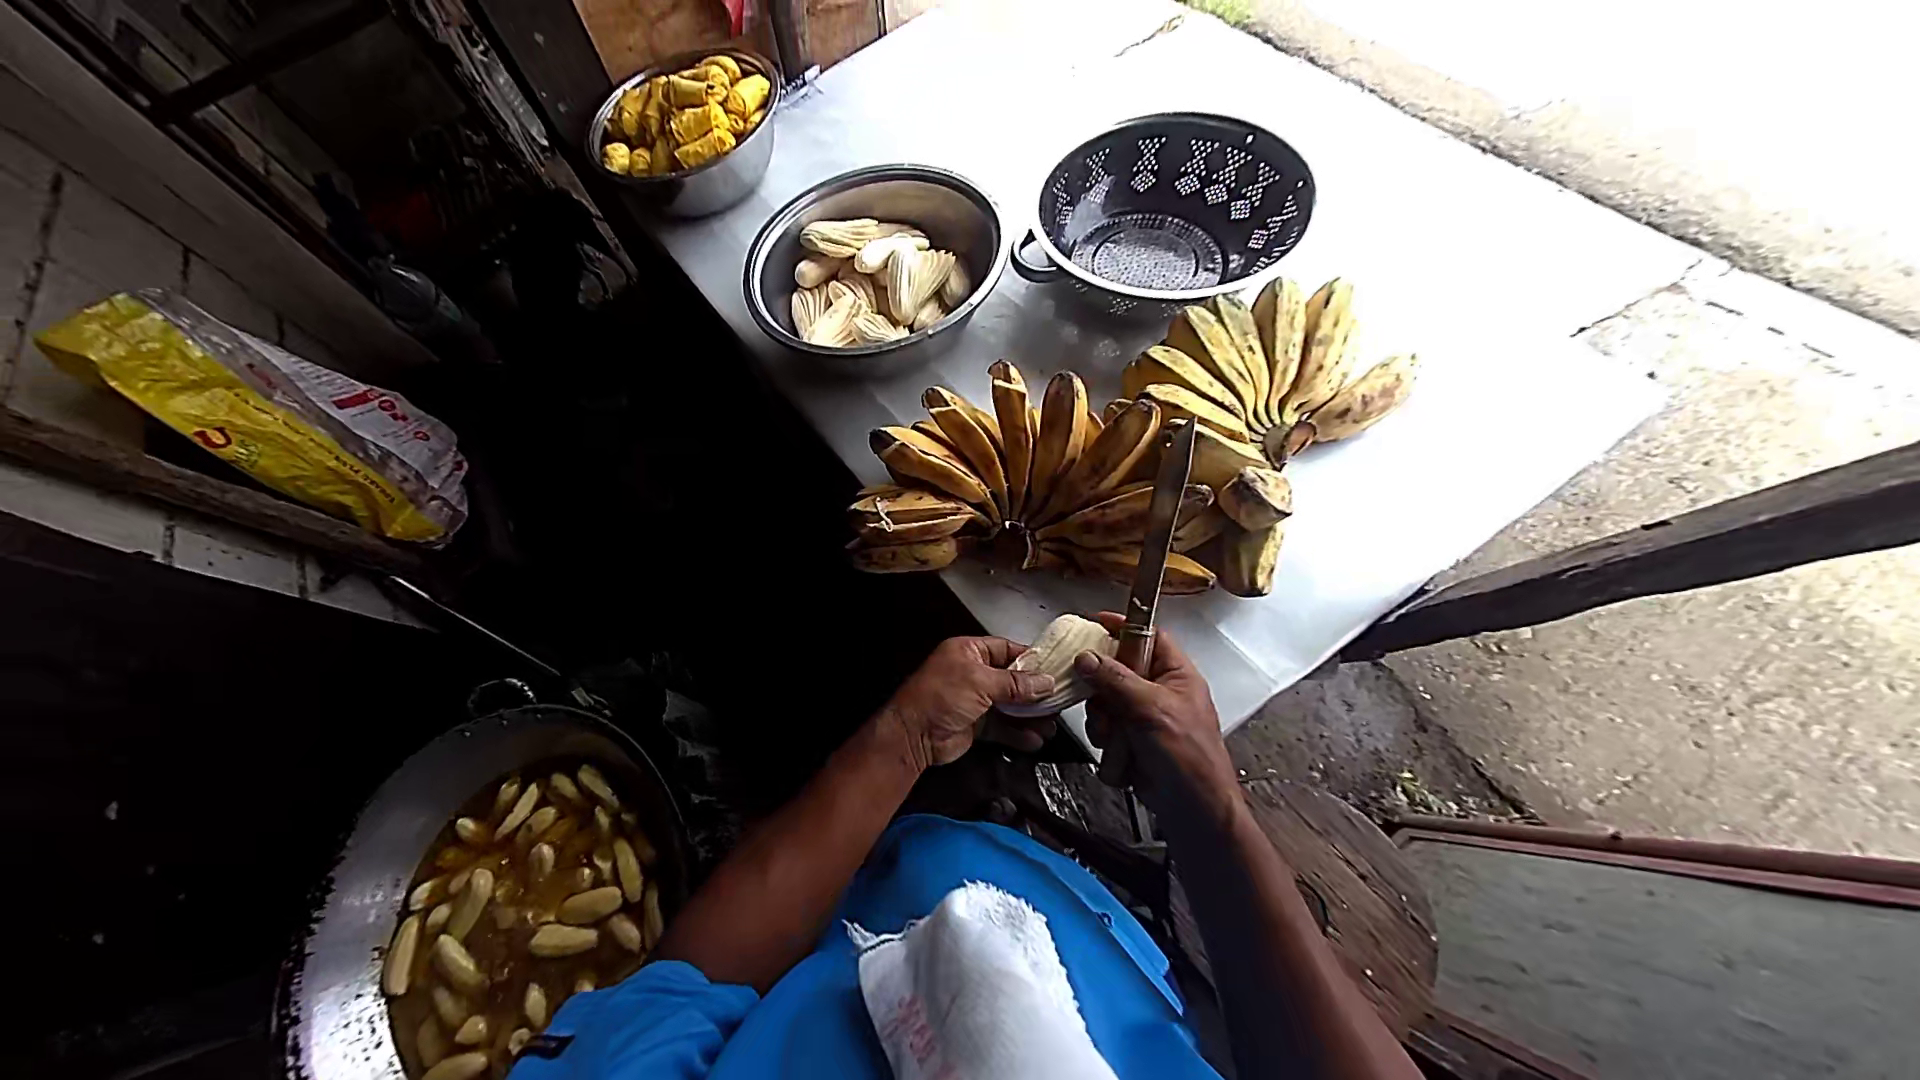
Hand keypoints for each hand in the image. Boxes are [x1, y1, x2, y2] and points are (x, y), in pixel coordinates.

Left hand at [877, 636, 1058, 770]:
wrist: (913, 736)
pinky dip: (1017, 733)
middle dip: (1034, 692)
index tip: (1052, 669)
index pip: (1007, 650)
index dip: (1030, 660)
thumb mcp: (980, 682)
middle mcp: (972, 673)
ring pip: (1010, 706)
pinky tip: (1034, 739)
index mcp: (969, 652)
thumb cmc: (935, 697)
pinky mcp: (974, 724)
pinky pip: (1002, 727)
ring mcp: (973, 699)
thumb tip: (1043, 681)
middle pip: (1012, 680)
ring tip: (1050, 723)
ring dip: (1030, 716)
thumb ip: (1015, 683)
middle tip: (1057, 699)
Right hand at [1077, 613, 1241, 834]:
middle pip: (1115, 671)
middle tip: (1106, 708)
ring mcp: (1143, 718)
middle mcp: (1158, 692)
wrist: (1194, 812)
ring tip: (1121, 742)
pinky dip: (1110, 748)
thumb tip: (1086, 658)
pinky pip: (1105, 732)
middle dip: (1104, 693)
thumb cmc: (1190, 759)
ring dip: (1106, 725)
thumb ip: (1116, 680)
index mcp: (1175, 674)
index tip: (1095, 623)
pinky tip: (1124, 760)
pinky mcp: (1131, 742)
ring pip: (1104, 704)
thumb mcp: (1152, 710)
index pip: (1147, 636)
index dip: (1122, 627)